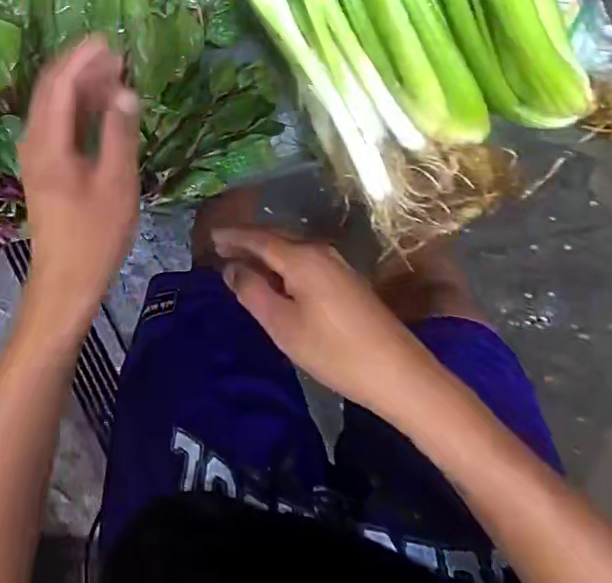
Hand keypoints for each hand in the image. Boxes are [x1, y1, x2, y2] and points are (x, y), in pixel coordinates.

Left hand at [19, 37, 140, 318]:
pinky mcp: (44, 165)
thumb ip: (119, 133)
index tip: (107, 40)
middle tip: (117, 55)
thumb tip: (125, 91)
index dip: (81, 57)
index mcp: (47, 142)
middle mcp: (34, 141)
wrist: (64, 281)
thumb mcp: (116, 183)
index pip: (59, 83)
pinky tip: (104, 107)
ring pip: (55, 105)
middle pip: (52, 89)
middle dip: (82, 67)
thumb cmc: (93, 236)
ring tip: (117, 74)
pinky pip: (59, 123)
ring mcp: (36, 153)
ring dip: (82, 86)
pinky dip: (80, 109)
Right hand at [213, 226, 432, 417]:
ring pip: (291, 247)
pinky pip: (304, 259)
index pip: (258, 237)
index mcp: (301, 257)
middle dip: (247, 240)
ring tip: (242, 259)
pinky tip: (276, 276)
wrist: (401, 376)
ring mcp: (337, 265)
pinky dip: (282, 261)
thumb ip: (252, 291)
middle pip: (276, 237)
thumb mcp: (282, 325)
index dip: (232, 236)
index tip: (210, 236)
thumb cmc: (334, 352)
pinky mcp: (347, 281)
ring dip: (265, 250)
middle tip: (221, 246)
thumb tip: (232, 268)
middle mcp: (319, 252)